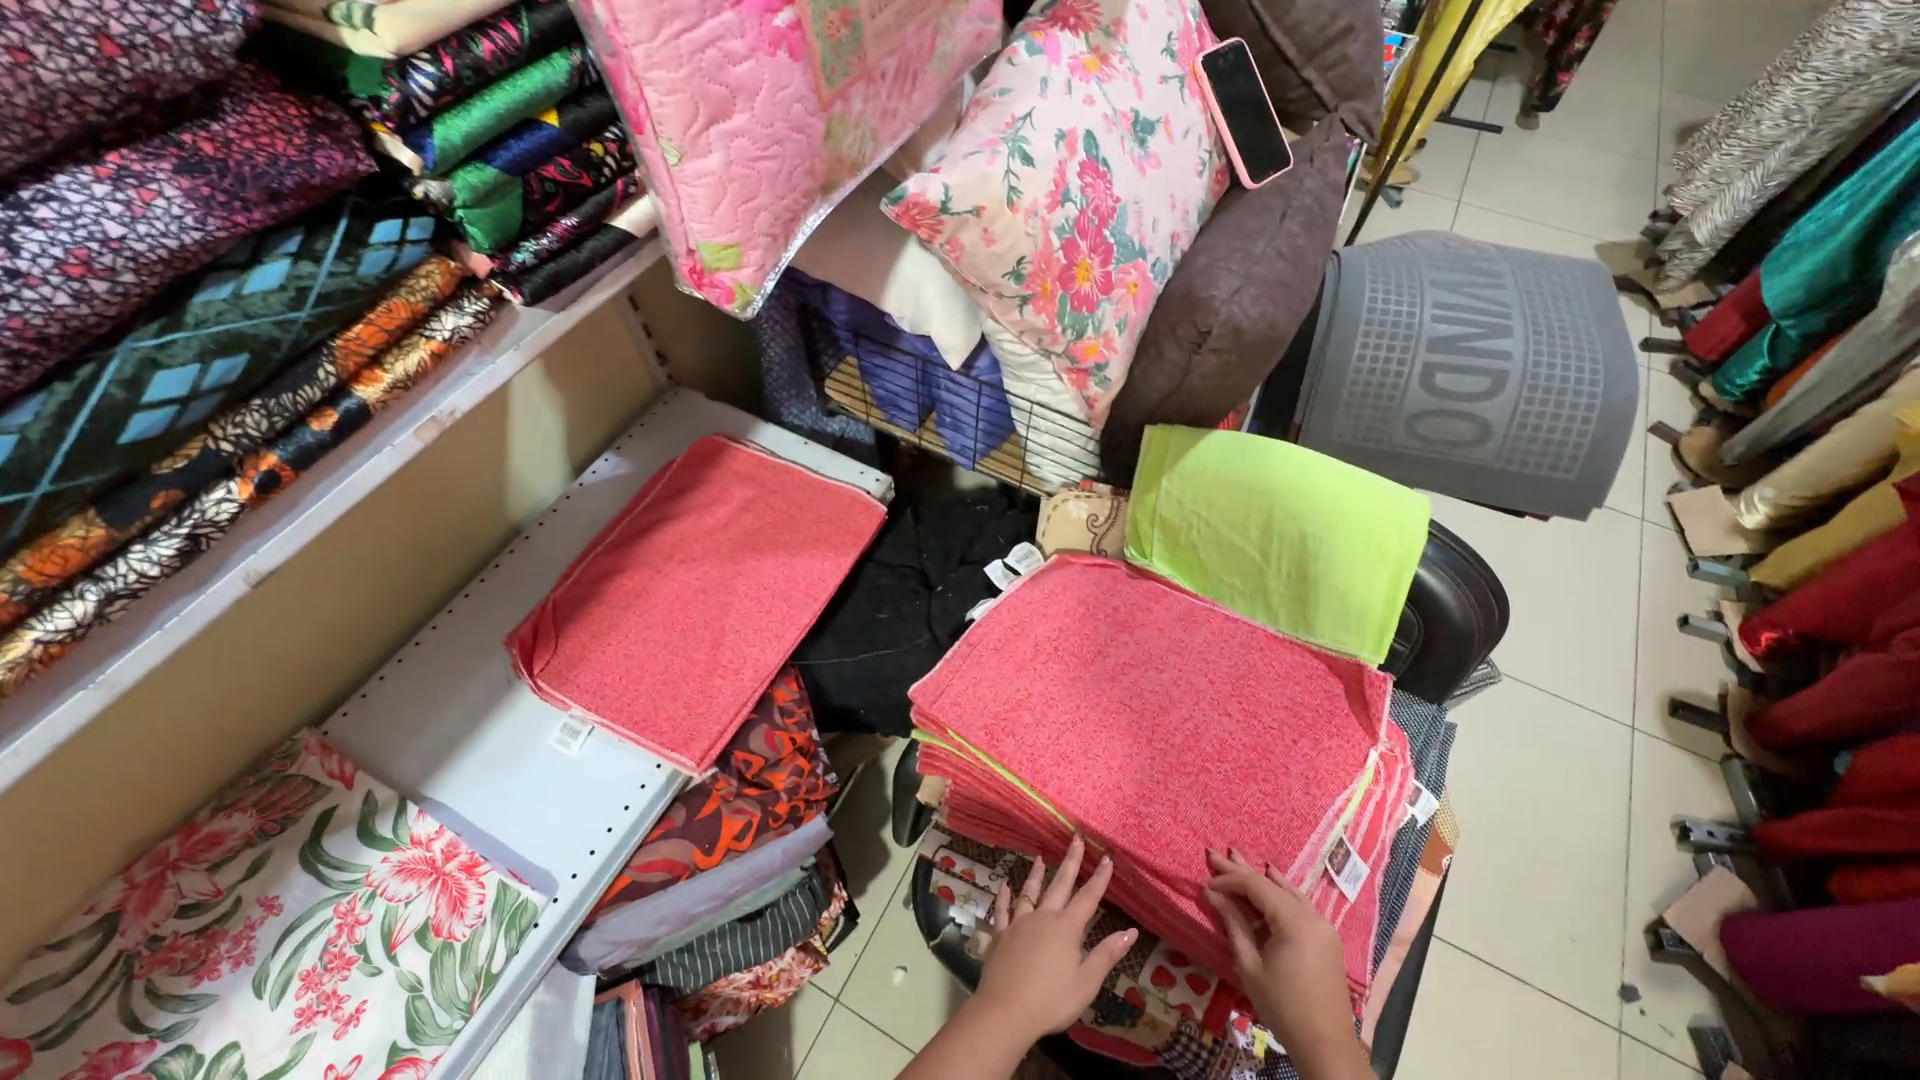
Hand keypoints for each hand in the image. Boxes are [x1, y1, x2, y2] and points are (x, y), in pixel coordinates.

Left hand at [972, 835, 1137, 1043]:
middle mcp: (1043, 918)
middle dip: (1071, 862)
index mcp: (1067, 928)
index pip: (1088, 898)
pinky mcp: (1000, 935)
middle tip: (1076, 839)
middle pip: (1060, 885)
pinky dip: (1003, 896)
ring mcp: (1019, 924)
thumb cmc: (1052, 1000)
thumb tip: (1130, 932)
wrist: (1005, 1011)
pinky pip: (1002, 910)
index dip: (1100, 878)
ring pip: (1029, 892)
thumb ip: (1106, 954)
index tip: (1107, 858)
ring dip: (1037, 874)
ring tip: (1041, 857)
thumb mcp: (1086, 982)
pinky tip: (1003, 885)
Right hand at [1205, 849, 1367, 1079]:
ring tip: (1238, 859)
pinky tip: (1273, 880)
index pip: (1256, 886)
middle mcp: (1312, 915)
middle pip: (1271, 884)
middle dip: (1241, 871)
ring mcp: (1323, 925)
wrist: (1326, 1043)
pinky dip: (1281, 892)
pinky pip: (1300, 904)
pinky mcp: (1326, 938)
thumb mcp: (1250, 965)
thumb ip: (1234, 924)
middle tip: (1215, 854)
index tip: (1206, 883)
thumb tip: (1213, 894)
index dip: (1229, 881)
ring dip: (1262, 878)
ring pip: (1287, 891)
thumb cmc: (1282, 1006)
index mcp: (1293, 920)